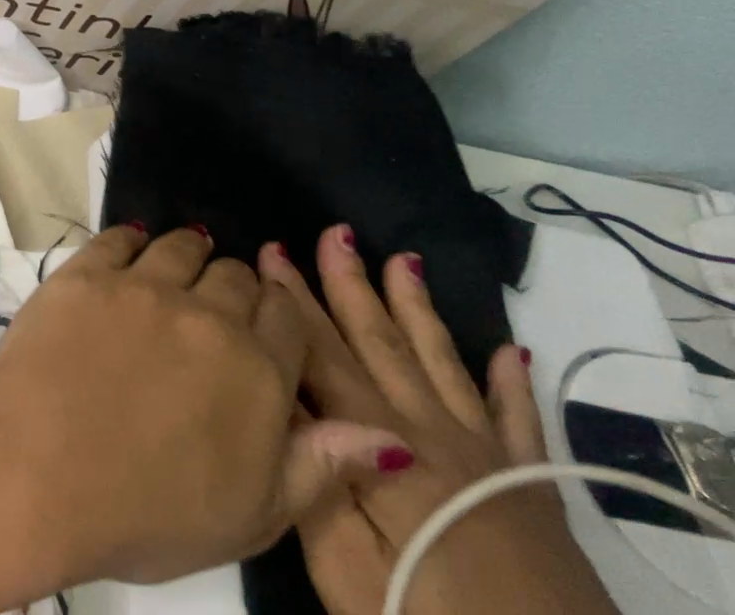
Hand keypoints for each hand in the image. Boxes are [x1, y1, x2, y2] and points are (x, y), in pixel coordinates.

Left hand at [0, 225, 406, 590]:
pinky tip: (130, 247)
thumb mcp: (251, 517)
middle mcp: (207, 317)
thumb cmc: (144, 513)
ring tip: (181, 262)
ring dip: (187, 254)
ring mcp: (139, 289)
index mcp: (260, 372)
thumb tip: (385, 434)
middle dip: (233, 289)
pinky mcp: (80, 277)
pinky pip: (115, 240)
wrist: (34, 474)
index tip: (263, 327)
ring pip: (179, 249)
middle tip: (215, 305)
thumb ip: (319, 468)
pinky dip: (129, 241)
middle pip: (234, 279)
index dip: (278, 319)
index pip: (290, 320)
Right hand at [262, 226, 618, 614]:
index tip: (268, 252)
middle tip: (335, 232)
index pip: (324, 359)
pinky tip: (510, 350)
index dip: (291, 304)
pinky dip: (511, 381)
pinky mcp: (526, 485)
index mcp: (380, 446)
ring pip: (442, 363)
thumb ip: (313, 478)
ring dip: (417, 309)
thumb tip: (280, 403)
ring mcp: (486, 456)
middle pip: (382, 346)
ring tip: (404, 259)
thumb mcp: (344, 563)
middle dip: (350, 287)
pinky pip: (518, 419)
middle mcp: (433, 434)